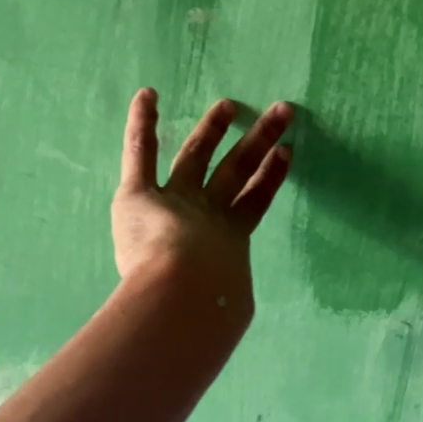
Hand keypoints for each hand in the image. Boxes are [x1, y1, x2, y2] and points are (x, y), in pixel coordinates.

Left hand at [111, 89, 293, 313]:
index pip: (251, 202)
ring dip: (215, 127)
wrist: (189, 299)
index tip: (282, 154)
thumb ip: (226, 306)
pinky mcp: (141, 195)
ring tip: (232, 104)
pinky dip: (143, 124)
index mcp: (230, 239)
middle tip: (279, 114)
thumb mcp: (224, 309)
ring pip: (199, 155)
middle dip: (259, 143)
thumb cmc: (211, 306)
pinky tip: (148, 95)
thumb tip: (228, 326)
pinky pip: (140, 153)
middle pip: (238, 170)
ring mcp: (180, 201)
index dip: (268, 178)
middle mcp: (210, 214)